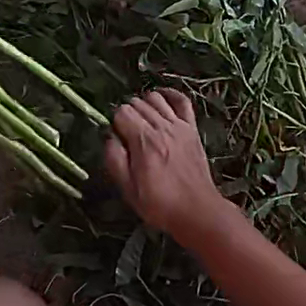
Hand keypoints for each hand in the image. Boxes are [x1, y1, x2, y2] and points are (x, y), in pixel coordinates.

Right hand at [103, 90, 234, 240]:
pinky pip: (182, 101)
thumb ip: (114, 159)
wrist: (196, 210)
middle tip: (127, 134)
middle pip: (137, 103)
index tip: (117, 139)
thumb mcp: (128, 188)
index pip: (122, 112)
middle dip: (127, 114)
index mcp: (144, 141)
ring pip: (156, 98)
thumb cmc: (159, 203)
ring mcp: (180, 125)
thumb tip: (109, 137)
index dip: (115, 123)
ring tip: (141, 121)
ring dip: (144, 104)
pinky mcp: (192, 128)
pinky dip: (170, 95)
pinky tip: (161, 99)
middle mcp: (162, 127)